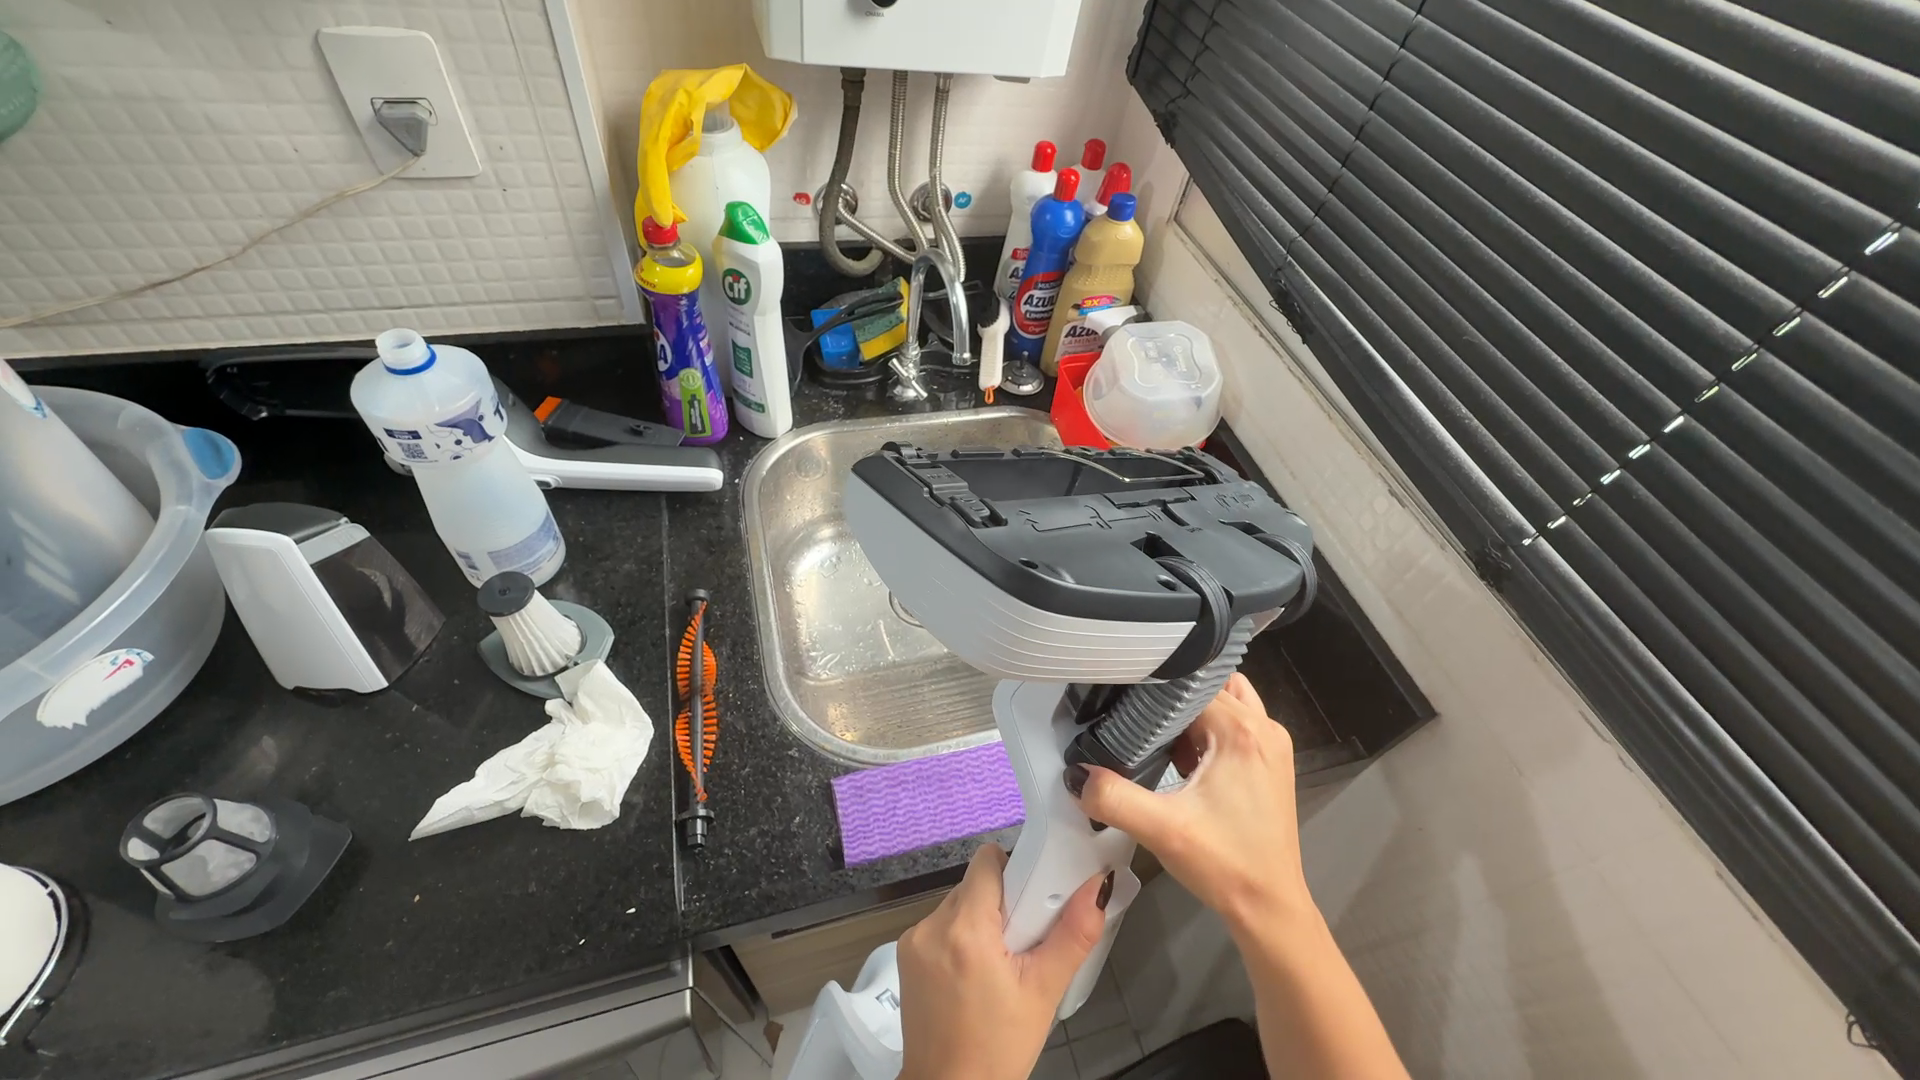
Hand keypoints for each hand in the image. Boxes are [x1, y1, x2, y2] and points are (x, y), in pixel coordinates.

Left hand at [897, 843, 1112, 1079]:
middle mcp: (931, 924)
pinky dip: (959, 937)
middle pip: (974, 883)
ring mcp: (913, 939)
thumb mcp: (1044, 991)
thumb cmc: (1000, 1046)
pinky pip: (939, 925)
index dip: (1014, 870)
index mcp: (965, 928)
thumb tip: (1099, 886)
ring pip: (958, 903)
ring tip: (1002, 961)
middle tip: (1025, 940)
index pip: (987, 860)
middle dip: (1002, 901)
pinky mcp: (904, 955)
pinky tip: (975, 973)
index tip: (1034, 898)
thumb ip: (1074, 934)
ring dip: (981, 919)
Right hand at [1068, 673, 1312, 938]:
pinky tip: (1182, 756)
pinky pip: (1234, 724)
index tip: (1121, 702)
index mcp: (1242, 731)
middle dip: (1171, 701)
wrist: (1269, 907)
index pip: (1190, 685)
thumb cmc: (1225, 865)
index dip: (1154, 692)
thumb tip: (1076, 774)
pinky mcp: (1269, 763)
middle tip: (1135, 719)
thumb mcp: (1161, 829)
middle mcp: (1264, 728)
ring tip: (1159, 736)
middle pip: (1207, 687)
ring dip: (1192, 713)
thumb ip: (1113, 797)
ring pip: (1224, 701)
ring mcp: (1271, 745)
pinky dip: (1207, 729)